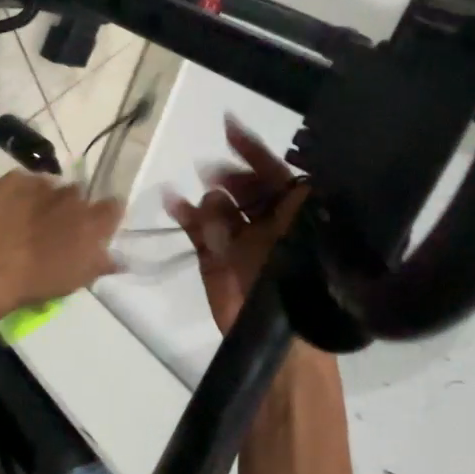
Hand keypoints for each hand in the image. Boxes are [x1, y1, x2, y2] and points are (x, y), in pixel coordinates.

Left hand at [0, 171, 123, 317]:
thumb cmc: (37, 281)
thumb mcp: (75, 279)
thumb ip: (100, 264)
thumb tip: (117, 258)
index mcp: (92, 222)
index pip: (112, 207)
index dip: (104, 214)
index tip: (95, 223)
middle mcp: (72, 196)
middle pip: (78, 194)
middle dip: (71, 206)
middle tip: (56, 224)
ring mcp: (41, 184)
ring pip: (50, 186)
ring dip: (45, 198)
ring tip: (28, 216)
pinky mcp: (13, 178)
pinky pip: (23, 181)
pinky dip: (20, 191)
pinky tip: (8, 208)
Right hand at [165, 116, 308, 334]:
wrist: (281, 346)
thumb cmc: (302, 293)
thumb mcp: (301, 242)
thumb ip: (284, 208)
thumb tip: (264, 177)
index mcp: (296, 217)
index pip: (276, 174)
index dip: (254, 151)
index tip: (228, 126)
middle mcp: (267, 222)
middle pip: (243, 184)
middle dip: (229, 174)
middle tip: (216, 175)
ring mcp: (238, 237)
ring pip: (217, 202)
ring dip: (210, 196)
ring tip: (209, 207)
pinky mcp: (212, 254)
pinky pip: (195, 225)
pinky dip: (183, 212)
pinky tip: (172, 200)